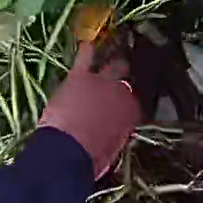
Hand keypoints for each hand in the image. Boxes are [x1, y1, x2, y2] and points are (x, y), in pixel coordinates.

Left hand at [39, 42, 140, 178]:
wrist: (67, 152)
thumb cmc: (90, 158)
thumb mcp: (112, 147)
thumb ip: (116, 132)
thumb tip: (115, 129)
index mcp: (131, 114)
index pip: (134, 102)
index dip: (127, 102)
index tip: (122, 105)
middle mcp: (122, 93)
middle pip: (126, 80)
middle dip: (125, 78)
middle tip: (122, 77)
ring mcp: (101, 82)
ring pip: (112, 66)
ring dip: (113, 63)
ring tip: (115, 56)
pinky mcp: (80, 76)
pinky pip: (85, 58)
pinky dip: (87, 50)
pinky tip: (87, 44)